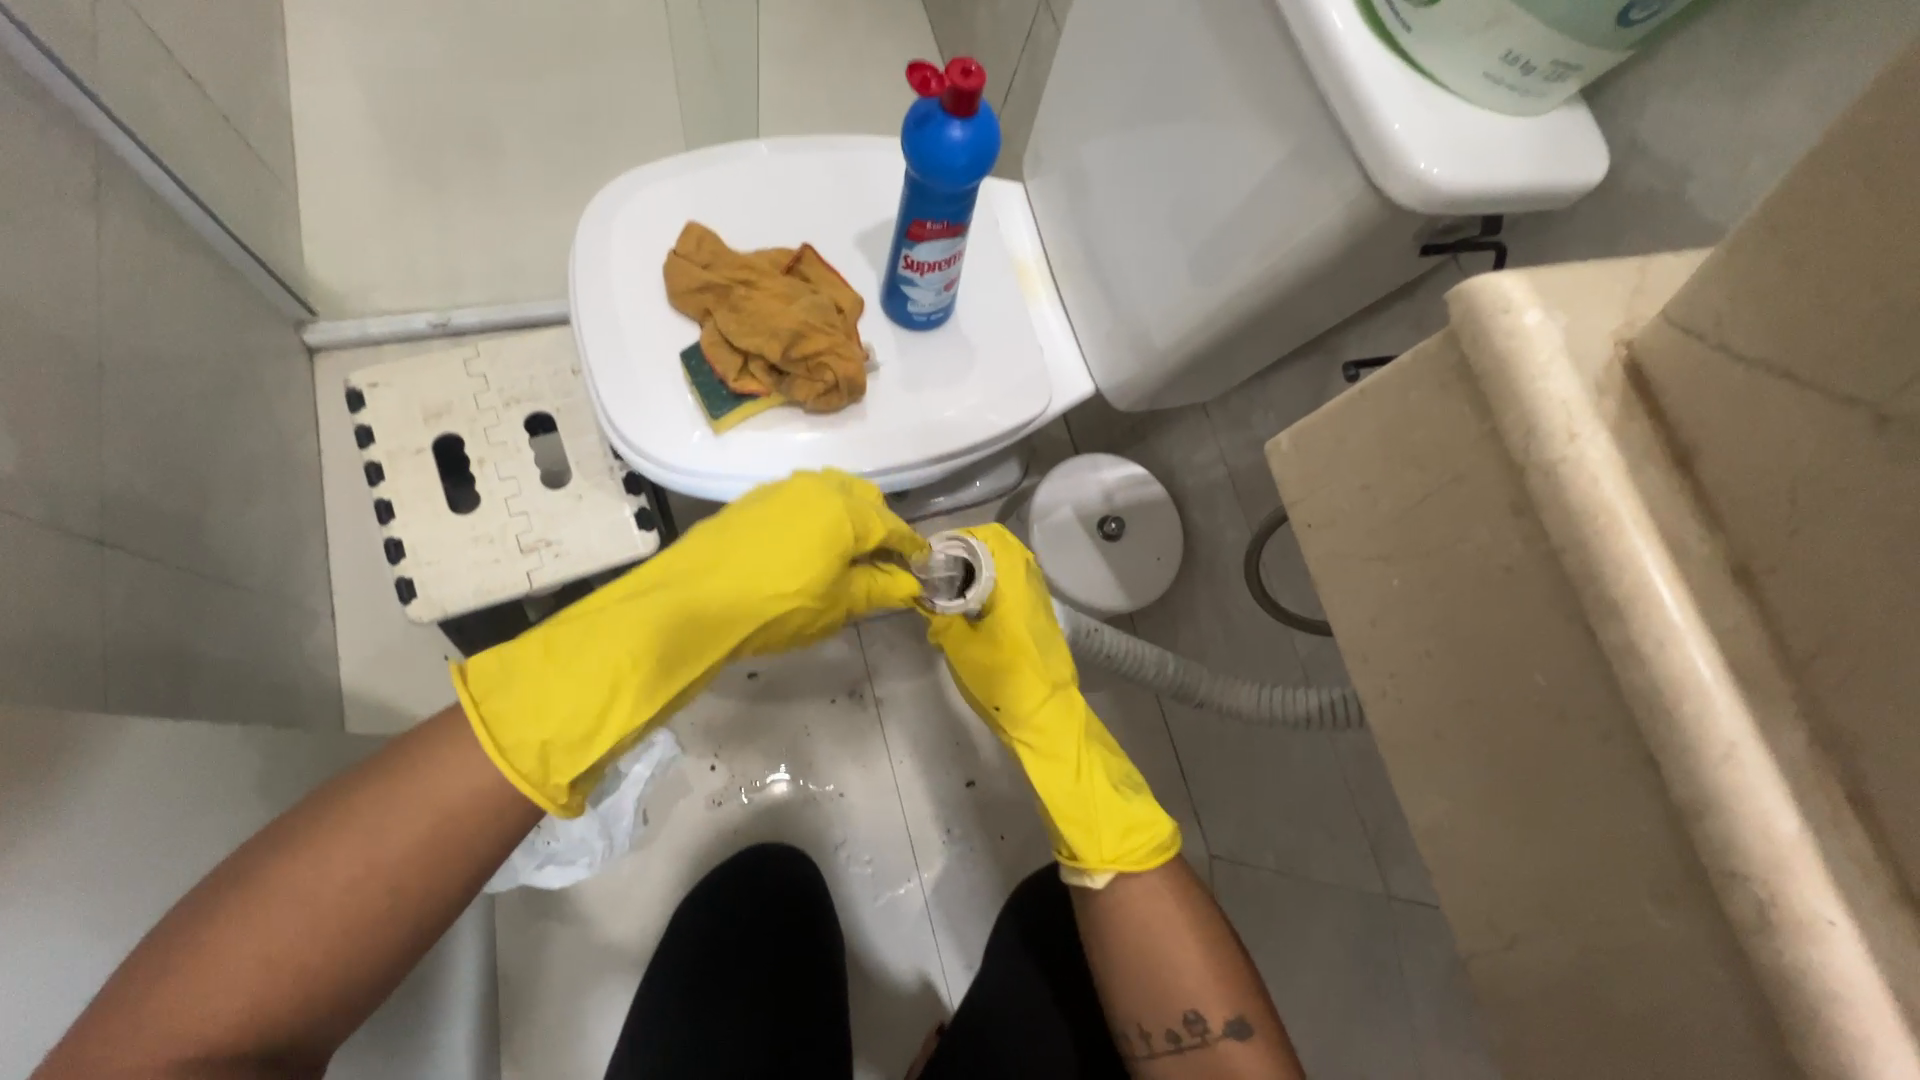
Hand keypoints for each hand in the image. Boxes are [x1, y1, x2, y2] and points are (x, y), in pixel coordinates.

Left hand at [457, 469, 926, 816]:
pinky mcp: (752, 500)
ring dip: (847, 516)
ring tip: (847, 552)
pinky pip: (801, 499)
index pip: (894, 527)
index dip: (912, 549)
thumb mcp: (838, 606)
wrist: (690, 602)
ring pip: (831, 493)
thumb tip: (909, 584)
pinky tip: (808, 545)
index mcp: (847, 510)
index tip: (923, 566)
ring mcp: (781, 489)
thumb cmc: (777, 607)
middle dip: (881, 525)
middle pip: (865, 499)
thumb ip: (879, 589)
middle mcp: (818, 488)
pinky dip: (817, 516)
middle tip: (883, 560)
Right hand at [924, 525, 1179, 882]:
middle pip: (999, 546)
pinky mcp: (1041, 617)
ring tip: (951, 588)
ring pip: (1008, 565)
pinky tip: (971, 607)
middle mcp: (1031, 582)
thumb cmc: (1003, 681)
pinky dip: (992, 584)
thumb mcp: (960, 647)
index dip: (958, 538)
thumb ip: (941, 614)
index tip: (932, 555)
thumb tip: (925, 594)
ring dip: (980, 568)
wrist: (1046, 717)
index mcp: (1012, 582)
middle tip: (939, 570)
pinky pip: (1014, 584)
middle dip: (967, 551)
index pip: (988, 537)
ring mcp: (1040, 599)